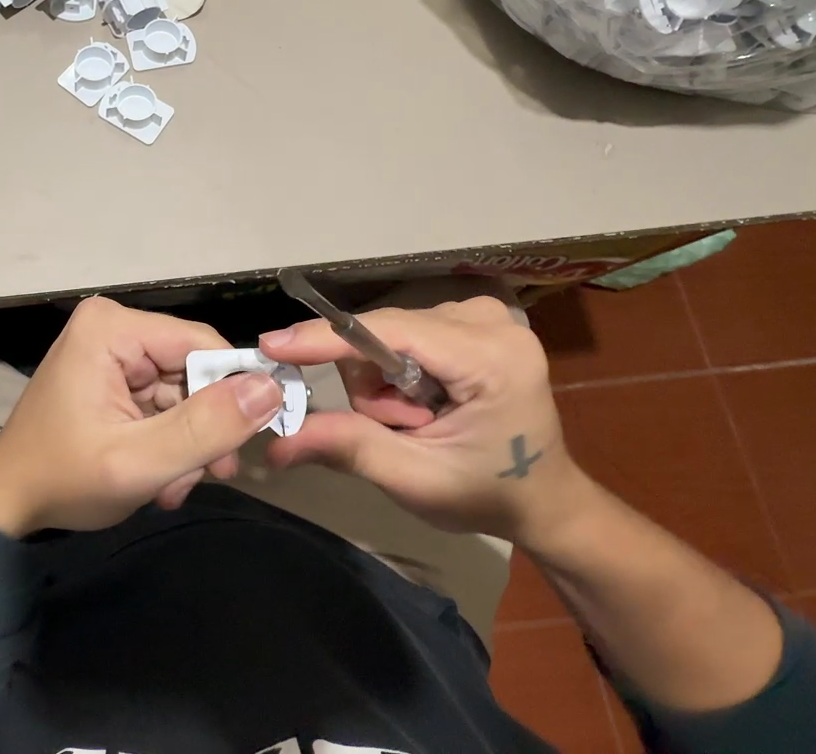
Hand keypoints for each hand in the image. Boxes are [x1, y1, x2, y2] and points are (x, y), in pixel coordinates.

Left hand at [0, 297, 286, 537]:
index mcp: (111, 328)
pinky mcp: (114, 378)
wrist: (6, 505)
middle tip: (203, 476)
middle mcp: (113, 328)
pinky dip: (168, 443)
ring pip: (185, 392)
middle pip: (194, 369)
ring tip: (169, 486)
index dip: (232, 391)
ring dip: (187, 444)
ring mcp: (113, 353)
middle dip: (202, 428)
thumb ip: (205, 427)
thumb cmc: (62, 480)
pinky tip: (158, 478)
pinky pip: (164, 404)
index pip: (201, 344)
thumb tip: (270, 388)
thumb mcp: (138, 462)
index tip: (243, 444)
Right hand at [258, 296, 591, 543]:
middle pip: (385, 330)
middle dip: (371, 382)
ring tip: (416, 422)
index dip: (327, 338)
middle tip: (399, 428)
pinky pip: (404, 332)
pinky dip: (396, 369)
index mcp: (491, 359)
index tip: (272, 346)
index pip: (390, 331)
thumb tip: (276, 443)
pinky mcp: (475, 320)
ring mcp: (485, 316)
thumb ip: (348, 447)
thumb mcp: (415, 479)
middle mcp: (491, 322)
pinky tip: (424, 402)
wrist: (543, 498)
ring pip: (389, 331)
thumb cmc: (487, 494)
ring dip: (382, 379)